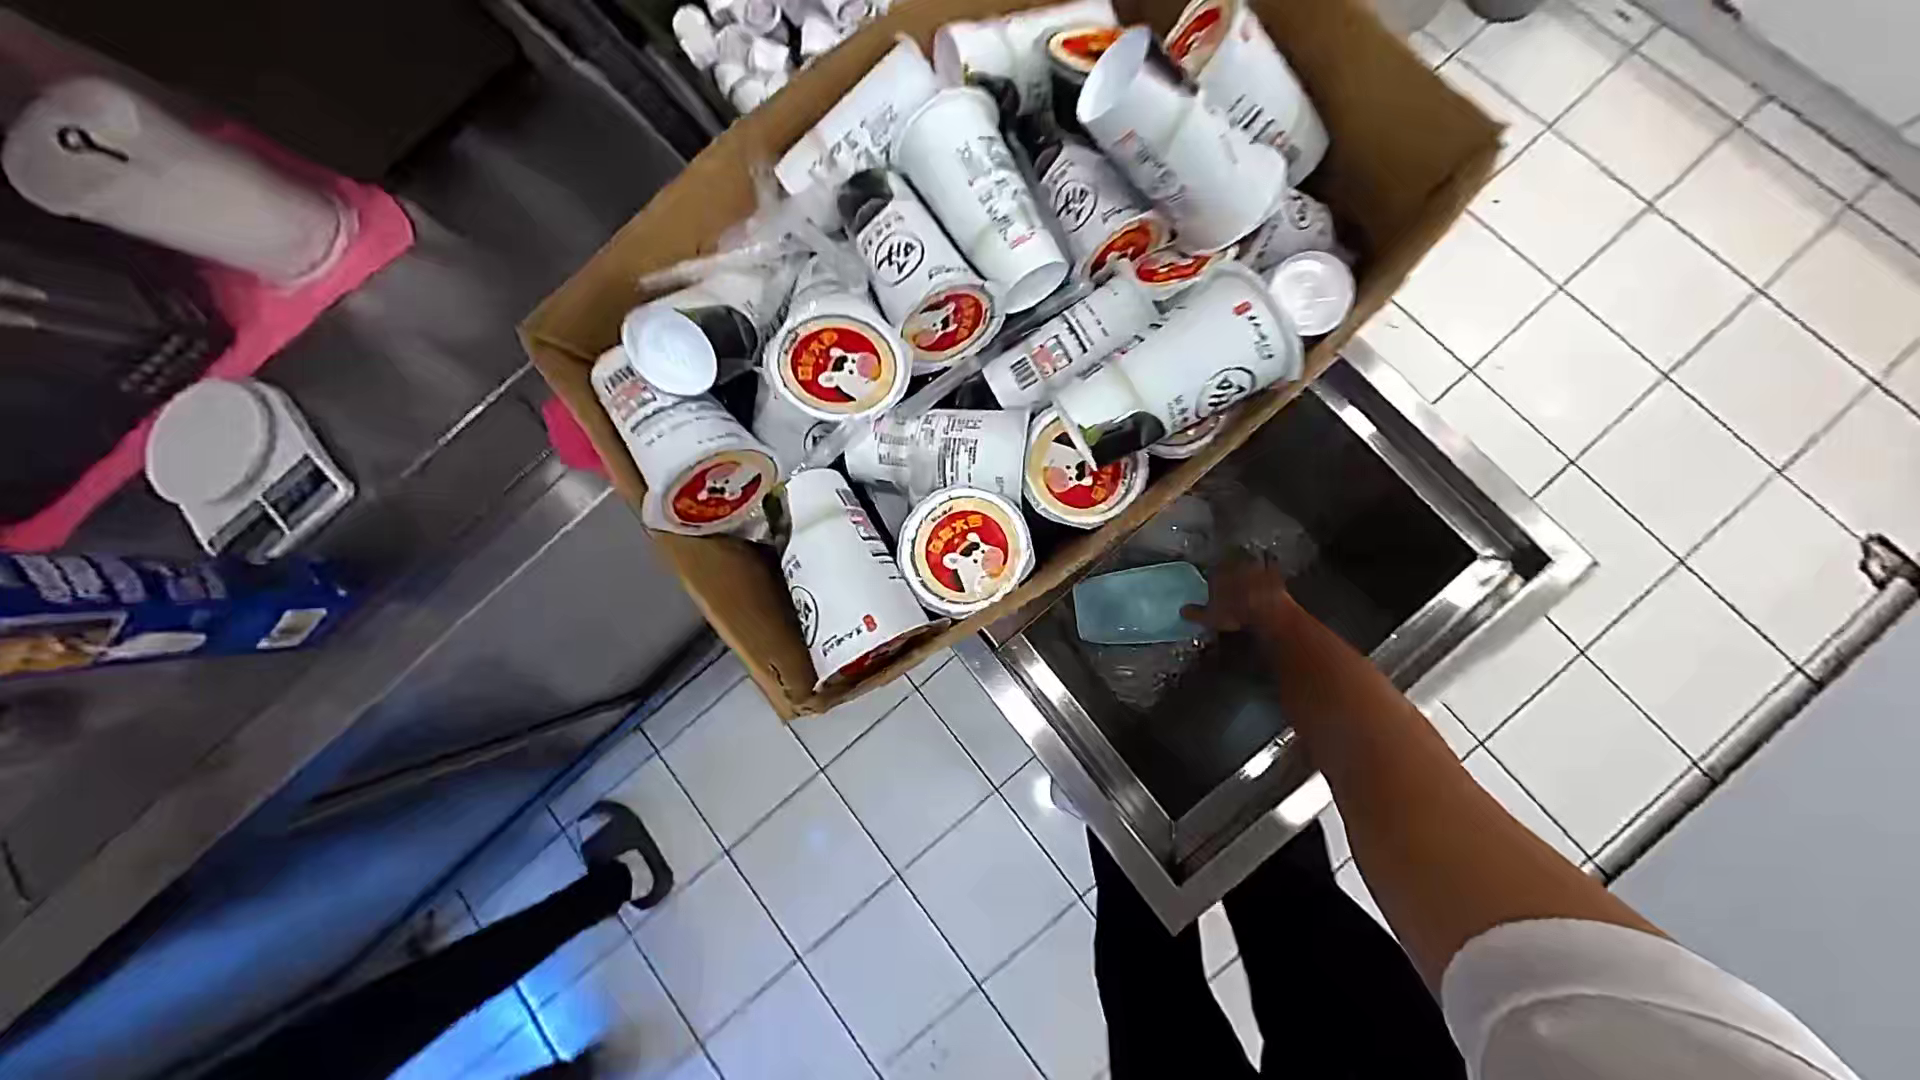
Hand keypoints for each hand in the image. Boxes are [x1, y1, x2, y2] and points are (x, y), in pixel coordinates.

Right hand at [1181, 556, 1296, 634]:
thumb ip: (1195, 613)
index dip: (1211, 573)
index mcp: (1217, 572)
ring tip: (1247, 568)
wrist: (1268, 611)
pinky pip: (1270, 563)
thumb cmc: (1236, 614)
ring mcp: (1254, 565)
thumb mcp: (1210, 618)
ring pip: (1248, 559)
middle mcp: (1234, 564)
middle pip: (1229, 561)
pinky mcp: (1273, 570)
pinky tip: (1269, 568)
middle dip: (1229, 564)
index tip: (1211, 578)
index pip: (1210, 568)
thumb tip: (1181, 610)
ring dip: (1248, 561)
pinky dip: (1269, 564)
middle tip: (1230, 571)